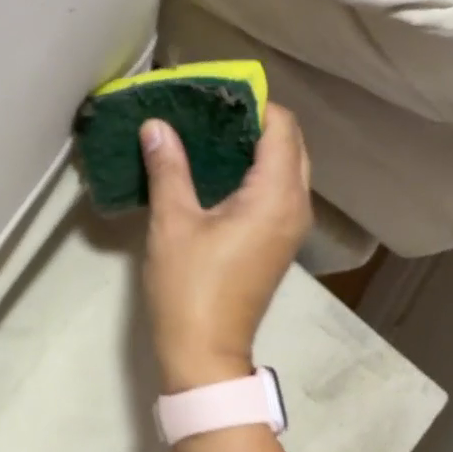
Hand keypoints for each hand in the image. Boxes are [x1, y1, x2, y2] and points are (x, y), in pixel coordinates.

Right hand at [139, 103, 312, 392]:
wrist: (204, 353)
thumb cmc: (189, 288)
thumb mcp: (173, 224)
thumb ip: (168, 169)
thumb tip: (157, 125)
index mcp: (277, 195)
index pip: (280, 126)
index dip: (249, 104)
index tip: (209, 98)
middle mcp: (295, 206)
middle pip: (288, 145)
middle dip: (251, 124)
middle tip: (205, 118)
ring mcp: (290, 229)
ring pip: (283, 170)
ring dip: (251, 151)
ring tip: (205, 142)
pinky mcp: (276, 245)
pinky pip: (274, 194)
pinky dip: (251, 177)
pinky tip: (213, 178)